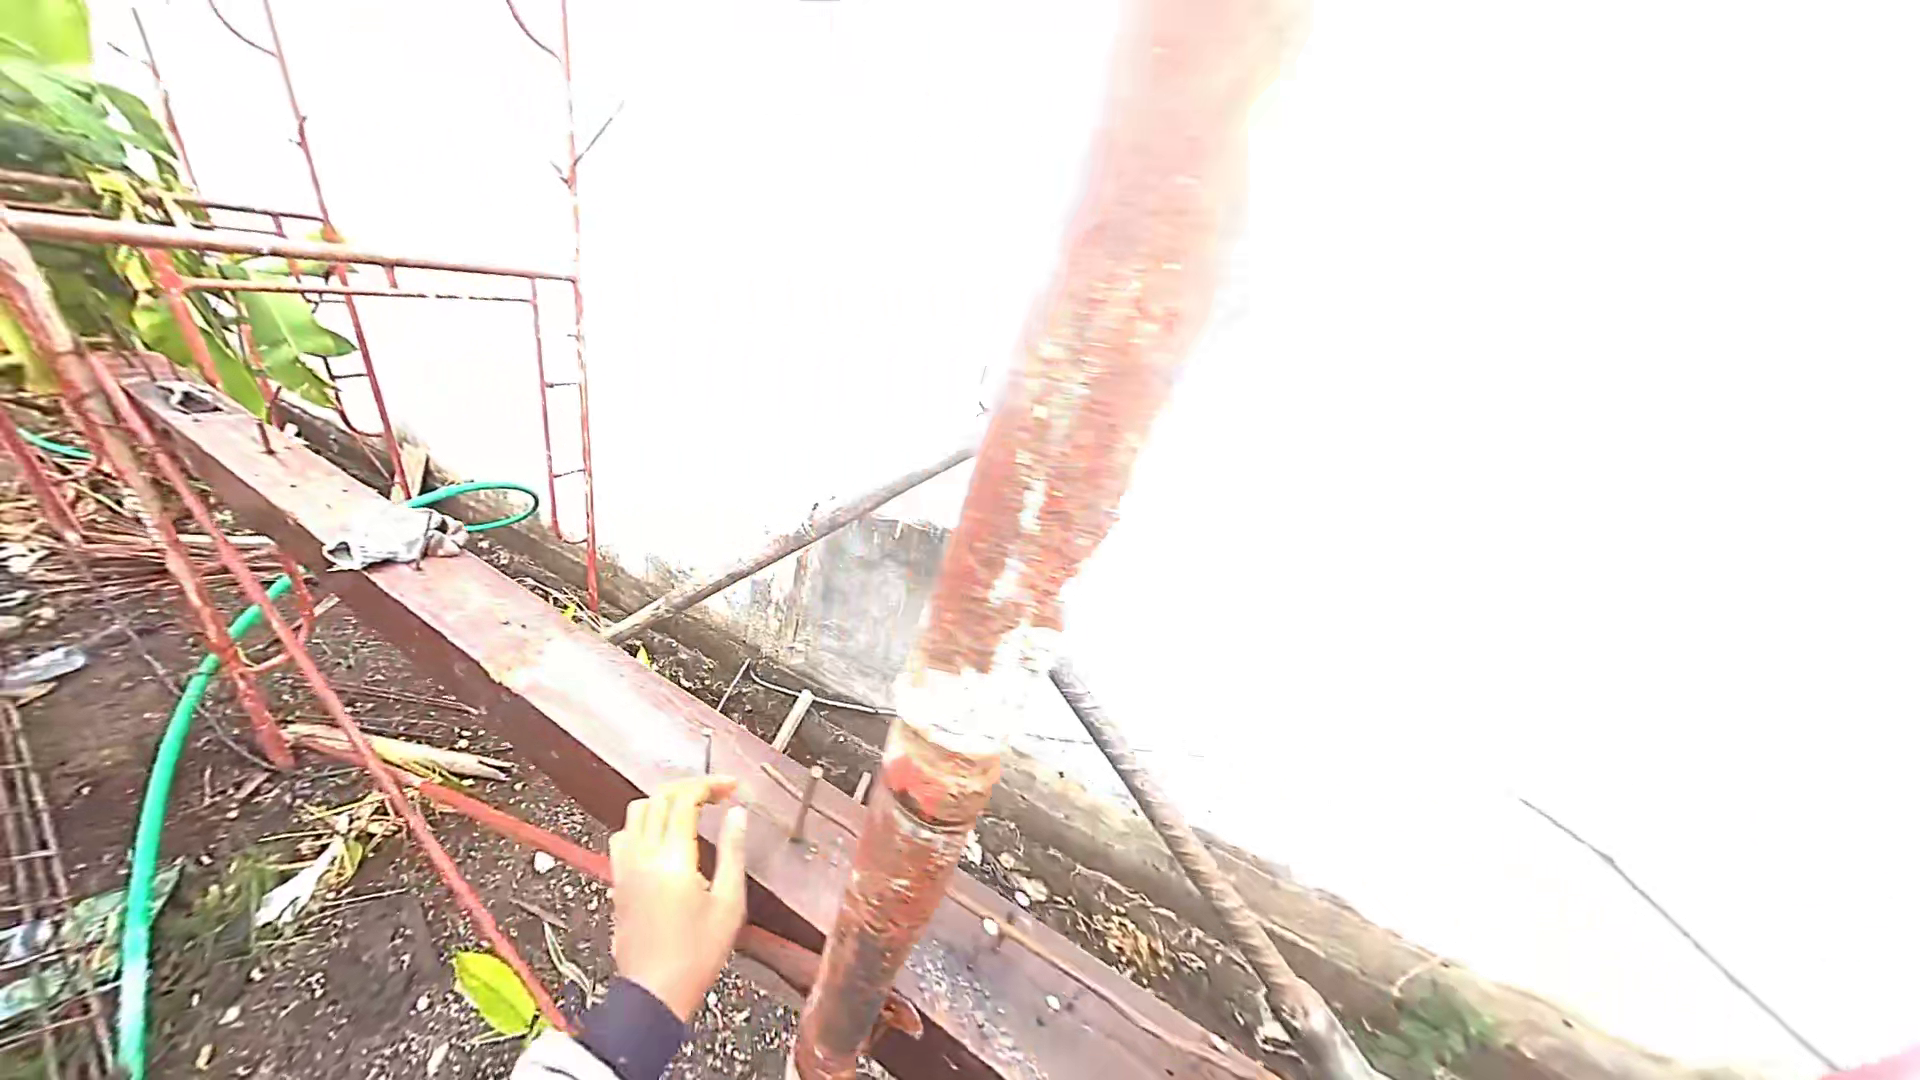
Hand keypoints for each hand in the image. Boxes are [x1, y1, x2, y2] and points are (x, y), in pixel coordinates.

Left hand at [608, 775, 749, 1022]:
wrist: (654, 996)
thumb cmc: (697, 953)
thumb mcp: (730, 902)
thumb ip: (734, 850)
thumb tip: (738, 814)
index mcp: (672, 858)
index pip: (685, 799)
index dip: (711, 784)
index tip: (733, 787)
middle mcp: (643, 857)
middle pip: (659, 797)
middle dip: (691, 786)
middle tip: (718, 793)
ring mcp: (626, 869)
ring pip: (636, 812)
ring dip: (665, 800)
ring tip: (693, 807)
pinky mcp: (619, 883)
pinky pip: (624, 836)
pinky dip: (645, 822)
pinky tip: (664, 835)